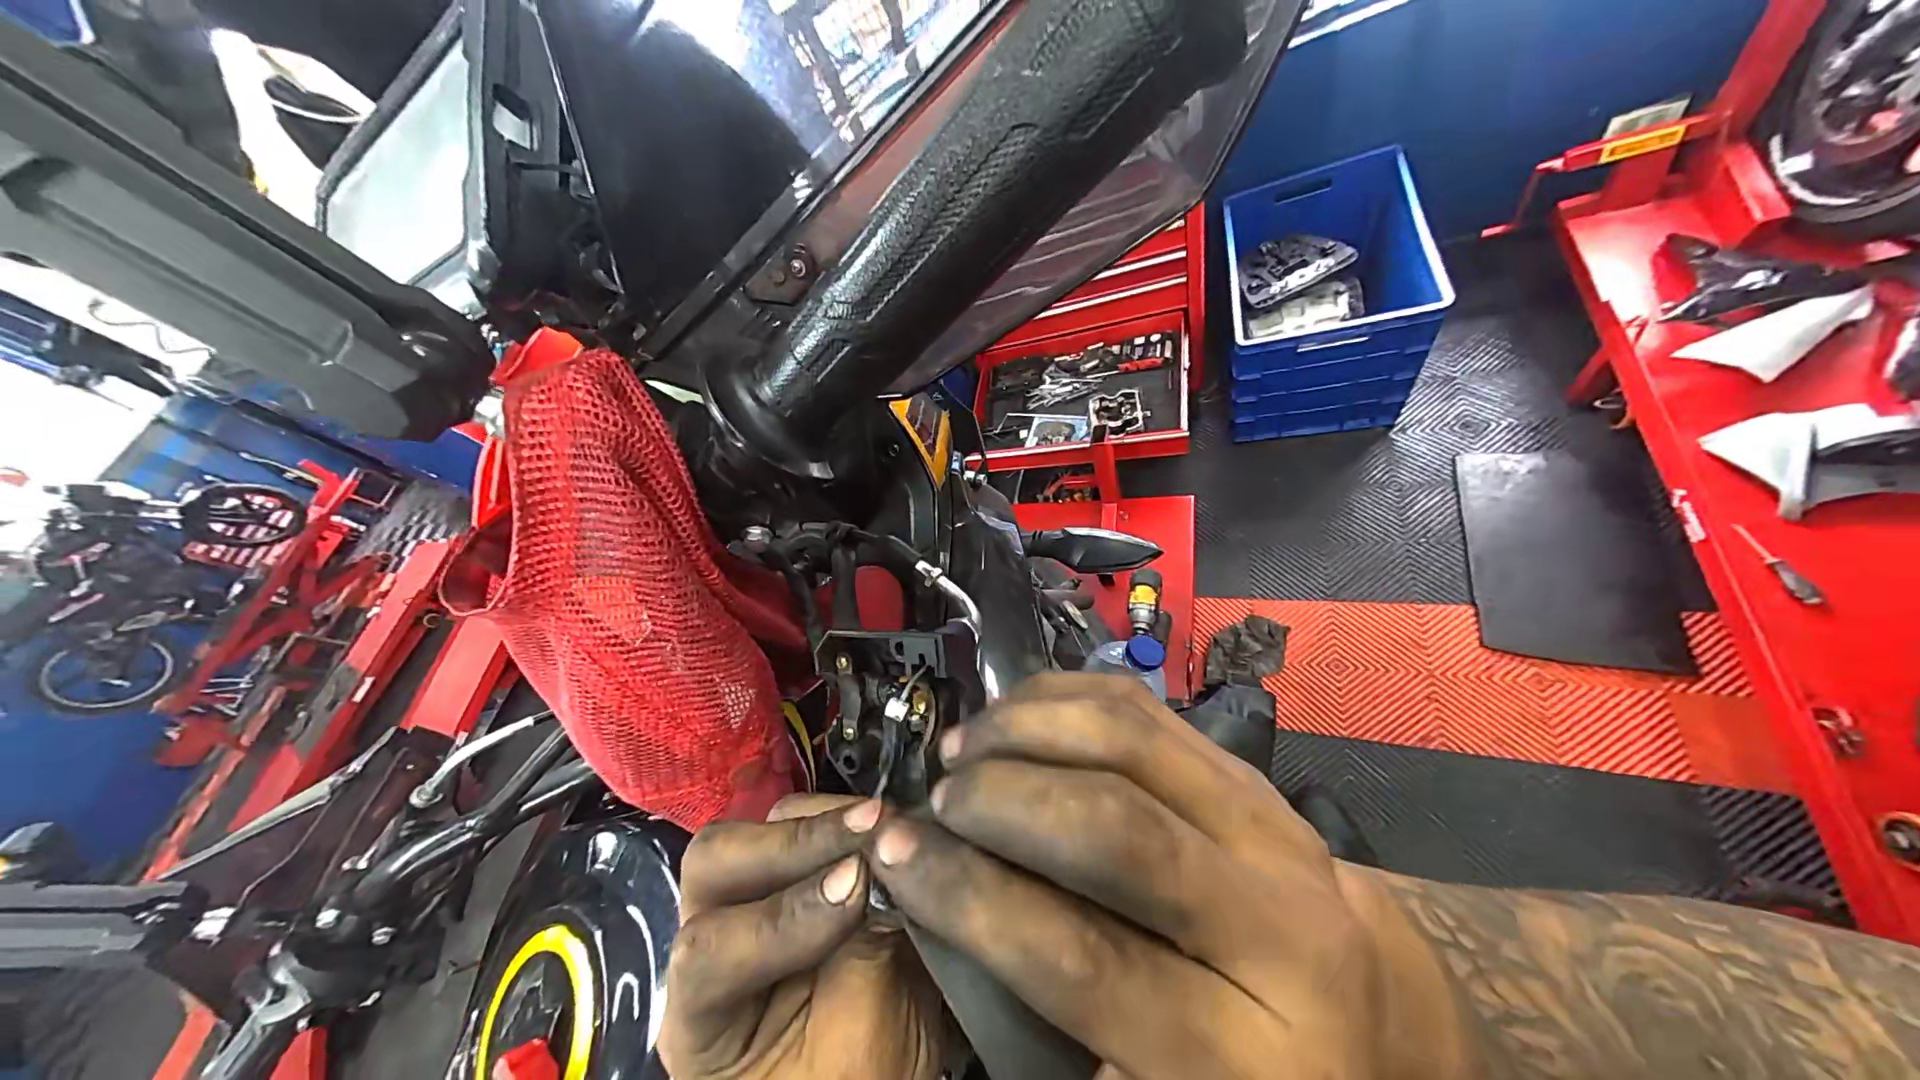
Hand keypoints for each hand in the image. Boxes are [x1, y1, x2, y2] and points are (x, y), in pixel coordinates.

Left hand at [660, 794, 943, 1079]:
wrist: (886, 1070)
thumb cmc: (864, 1077)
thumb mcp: (861, 1039)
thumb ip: (864, 949)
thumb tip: (886, 860)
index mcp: (702, 1018)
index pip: (711, 952)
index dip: (785, 915)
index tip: (856, 886)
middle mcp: (712, 942)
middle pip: (718, 864)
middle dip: (797, 841)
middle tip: (872, 825)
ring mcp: (751, 898)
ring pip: (759, 828)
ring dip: (824, 819)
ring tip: (883, 820)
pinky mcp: (794, 871)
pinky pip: (803, 824)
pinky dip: (843, 817)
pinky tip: (883, 821)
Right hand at [866, 674, 1474, 1079]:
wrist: (1396, 1029)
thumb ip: (1062, 1035)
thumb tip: (951, 924)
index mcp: (1247, 1056)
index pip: (1080, 957)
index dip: (968, 898)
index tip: (897, 854)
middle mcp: (1277, 928)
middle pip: (1112, 827)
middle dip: (998, 799)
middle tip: (936, 798)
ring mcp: (1271, 829)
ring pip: (1129, 739)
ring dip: (1026, 730)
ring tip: (963, 749)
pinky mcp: (1254, 776)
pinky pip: (1146, 709)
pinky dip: (1065, 697)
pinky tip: (1016, 714)